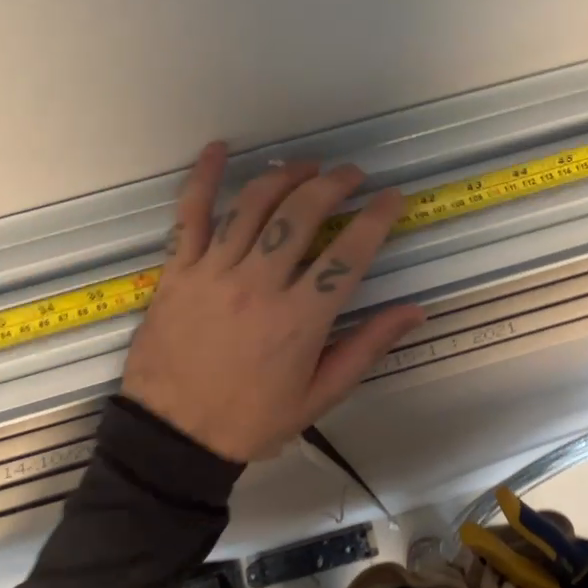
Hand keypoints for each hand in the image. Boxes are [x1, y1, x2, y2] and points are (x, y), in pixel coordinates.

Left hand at [120, 143, 427, 461]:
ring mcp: (214, 273)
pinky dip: (203, 177)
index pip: (348, 255)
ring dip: (285, 176)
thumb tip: (415, 310)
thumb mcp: (319, 396)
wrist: (173, 438)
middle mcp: (259, 286)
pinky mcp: (178, 271)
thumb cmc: (251, 420)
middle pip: (301, 215)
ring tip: (307, 167)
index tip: (392, 197)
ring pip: (253, 206)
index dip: (375, 219)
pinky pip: (190, 215)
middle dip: (334, 184)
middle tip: (352, 174)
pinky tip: (218, 149)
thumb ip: (366, 348)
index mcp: (299, 321)